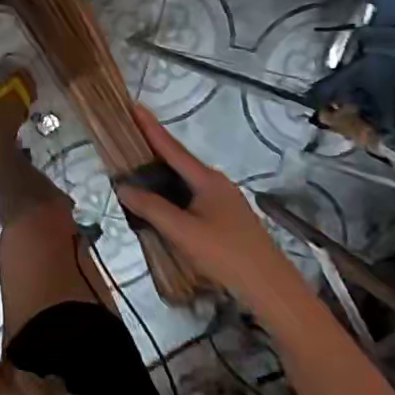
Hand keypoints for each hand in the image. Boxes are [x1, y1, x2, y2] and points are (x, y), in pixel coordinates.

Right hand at [116, 105, 286, 293]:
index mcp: (207, 179)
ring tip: (137, 169)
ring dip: (162, 173)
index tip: (134, 106)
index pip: (172, 148)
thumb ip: (151, 208)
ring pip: (186, 181)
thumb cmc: (226, 254)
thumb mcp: (183, 232)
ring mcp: (224, 201)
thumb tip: (123, 186)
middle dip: (154, 149)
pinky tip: (162, 203)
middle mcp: (217, 183)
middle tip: (128, 138)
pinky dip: (172, 192)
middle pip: (179, 161)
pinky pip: (192, 196)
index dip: (151, 128)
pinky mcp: (226, 218)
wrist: (271, 288)